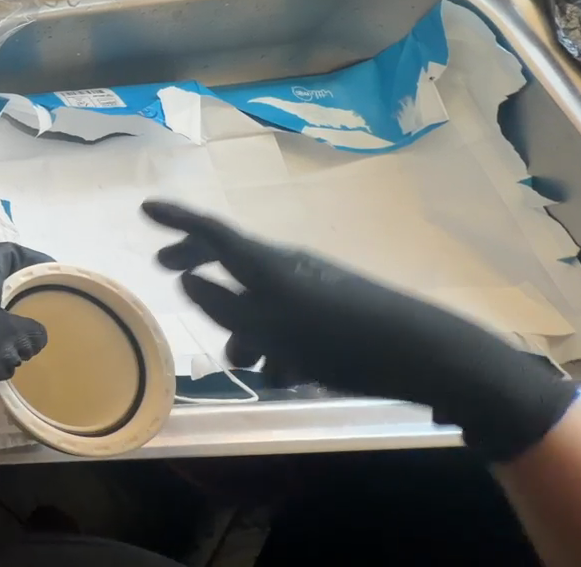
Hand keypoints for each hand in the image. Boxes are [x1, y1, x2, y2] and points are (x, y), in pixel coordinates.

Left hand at [0, 242, 51, 454]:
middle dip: (23, 293)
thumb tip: (35, 334)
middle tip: (50, 306)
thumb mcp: (10, 337)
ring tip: (36, 338)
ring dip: (13, 321)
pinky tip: (13, 360)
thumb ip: (31, 330)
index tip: (52, 270)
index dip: (30, 256)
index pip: (4, 252)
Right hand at [144, 200, 576, 460]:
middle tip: (167, 268)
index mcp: (265, 264)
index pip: (210, 231)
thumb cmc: (342, 343)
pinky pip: (287, 314)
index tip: (145, 208)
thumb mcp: (270, 330)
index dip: (176, 219)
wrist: (436, 359)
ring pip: (259, 294)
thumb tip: (187, 279)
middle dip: (196, 262)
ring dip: (240, 322)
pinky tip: (284, 372)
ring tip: (240, 360)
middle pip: (229, 256)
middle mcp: (285, 266)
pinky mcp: (337, 308)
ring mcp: (313, 286)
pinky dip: (273, 336)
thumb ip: (222, 305)